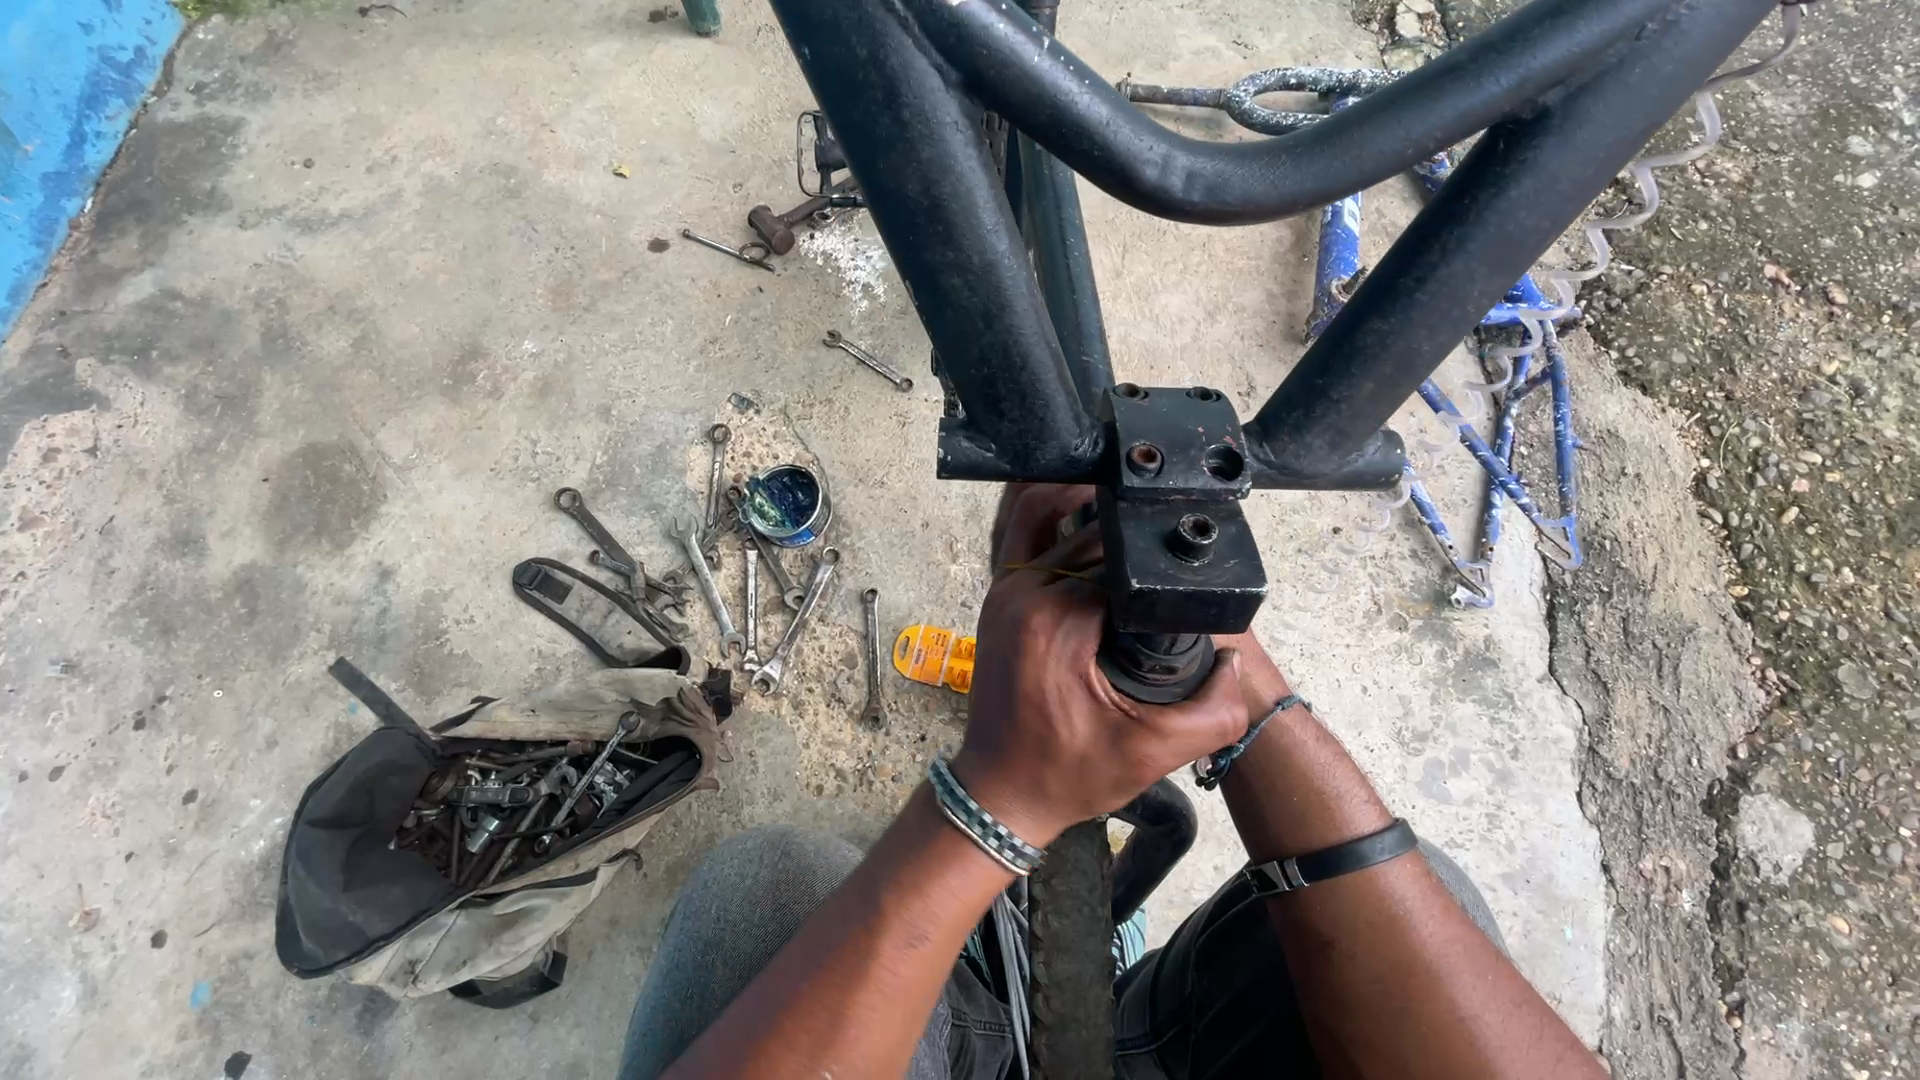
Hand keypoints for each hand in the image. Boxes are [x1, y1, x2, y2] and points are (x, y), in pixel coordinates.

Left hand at [950, 485, 1248, 845]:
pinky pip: (1027, 534)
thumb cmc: (1068, 774)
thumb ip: (1214, 710)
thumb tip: (1233, 659)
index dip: (1163, 563)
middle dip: (1137, 537)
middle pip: (1094, 533)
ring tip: (1138, 518)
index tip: (1192, 575)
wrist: (1001, 792)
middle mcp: (1024, 592)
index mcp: (1056, 620)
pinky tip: (1092, 522)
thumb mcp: (1153, 753)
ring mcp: (1005, 589)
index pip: (1125, 560)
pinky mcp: (998, 595)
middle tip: (1174, 546)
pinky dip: (1057, 517)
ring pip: (1055, 520)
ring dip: (1096, 513)